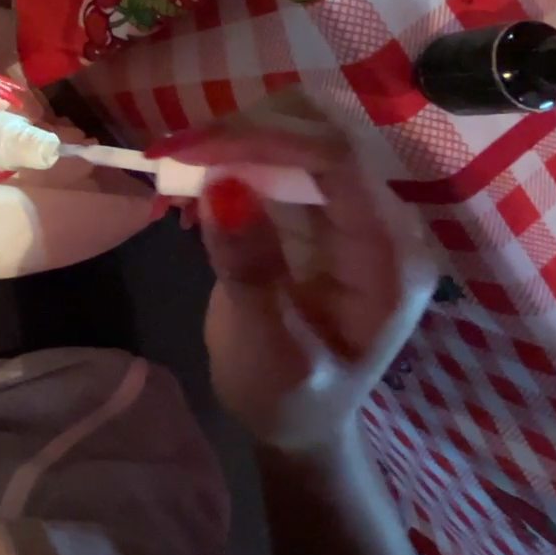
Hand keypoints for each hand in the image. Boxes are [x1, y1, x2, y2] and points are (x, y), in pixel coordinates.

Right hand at [148, 97, 436, 452]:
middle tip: (169, 152)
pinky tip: (184, 188)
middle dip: (238, 134)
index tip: (190, 148)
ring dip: (225, 143)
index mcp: (386, 255)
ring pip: (288, 139)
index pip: (335, 162)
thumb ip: (249, 268)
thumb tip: (222, 187)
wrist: (291, 420)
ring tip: (169, 166)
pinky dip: (222, 161)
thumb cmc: (287, 395)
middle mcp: (374, 222)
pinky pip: (268, 162)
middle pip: (312, 136)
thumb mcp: (266, 345)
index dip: (264, 141)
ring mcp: (341, 215)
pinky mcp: (307, 214)